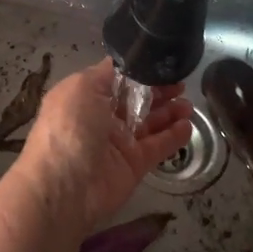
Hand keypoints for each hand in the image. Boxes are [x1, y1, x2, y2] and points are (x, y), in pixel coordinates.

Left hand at [9, 62, 190, 233]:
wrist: (64, 187)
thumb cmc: (69, 128)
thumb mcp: (81, 87)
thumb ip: (104, 73)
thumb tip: (121, 64)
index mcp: (85, 97)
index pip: (117, 80)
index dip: (138, 72)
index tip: (160, 65)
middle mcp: (101, 117)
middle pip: (136, 100)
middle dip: (158, 91)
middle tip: (180, 84)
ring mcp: (118, 142)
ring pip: (149, 123)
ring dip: (169, 112)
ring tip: (188, 104)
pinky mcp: (134, 165)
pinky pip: (157, 147)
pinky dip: (173, 137)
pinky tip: (187, 126)